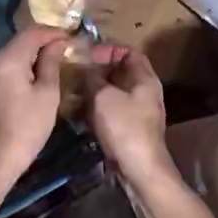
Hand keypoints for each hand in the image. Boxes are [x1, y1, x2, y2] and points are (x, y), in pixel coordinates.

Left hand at [0, 27, 69, 181]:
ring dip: (32, 53)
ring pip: (12, 53)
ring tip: (55, 60)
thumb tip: (57, 43)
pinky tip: (36, 74)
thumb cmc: (28, 126)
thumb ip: (51, 62)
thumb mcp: (47, 93)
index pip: (32, 33)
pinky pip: (5, 66)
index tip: (72, 37)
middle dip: (43, 41)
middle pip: (20, 41)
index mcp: (7, 59)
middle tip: (66, 48)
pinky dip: (21, 65)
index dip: (54, 32)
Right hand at [85, 45, 171, 181]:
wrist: (139, 168)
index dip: (109, 49)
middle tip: (75, 72)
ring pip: (113, 93)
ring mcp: (137, 111)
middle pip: (120, 72)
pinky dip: (95, 108)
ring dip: (93, 91)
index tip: (87, 54)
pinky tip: (77, 113)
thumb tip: (85, 70)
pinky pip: (110, 111)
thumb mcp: (103, 96)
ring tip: (71, 92)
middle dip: (96, 71)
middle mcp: (144, 92)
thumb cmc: (124, 127)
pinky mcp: (128, 128)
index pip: (129, 52)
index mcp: (145, 79)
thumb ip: (92, 78)